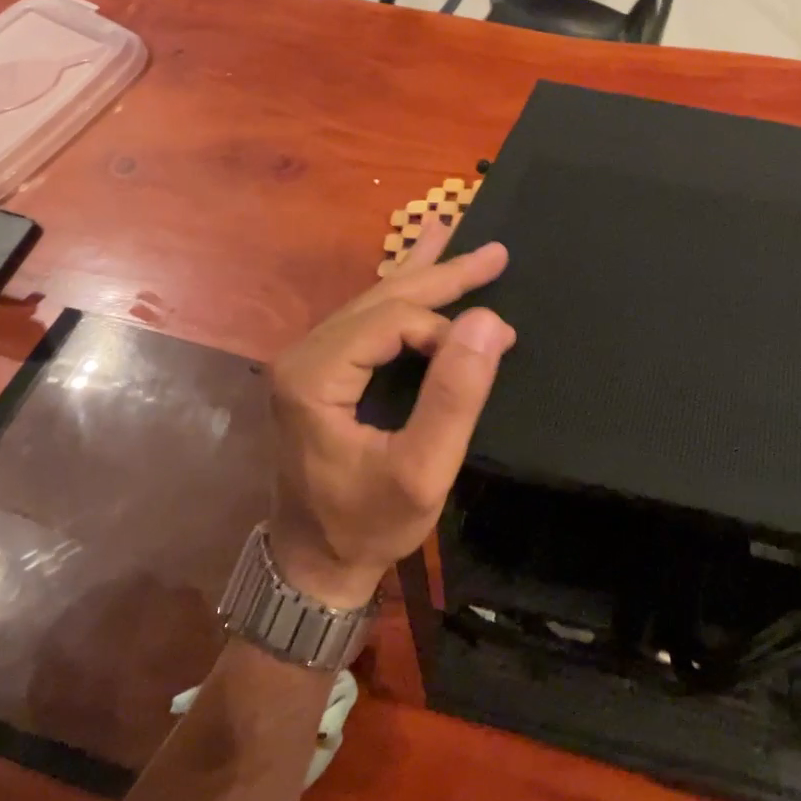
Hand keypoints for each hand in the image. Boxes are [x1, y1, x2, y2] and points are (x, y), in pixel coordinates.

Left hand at [265, 220, 514, 608]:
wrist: (314, 564)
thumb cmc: (367, 524)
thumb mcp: (421, 472)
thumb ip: (453, 398)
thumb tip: (488, 321)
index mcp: (315, 376)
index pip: (392, 323)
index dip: (448, 329)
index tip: (495, 351)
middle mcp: (303, 357)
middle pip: (381, 300)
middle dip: (442, 275)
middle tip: (496, 253)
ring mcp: (307, 363)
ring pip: (373, 304)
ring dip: (422, 276)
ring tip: (456, 236)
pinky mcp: (319, 374)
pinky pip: (366, 322)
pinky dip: (401, 297)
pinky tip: (415, 272)